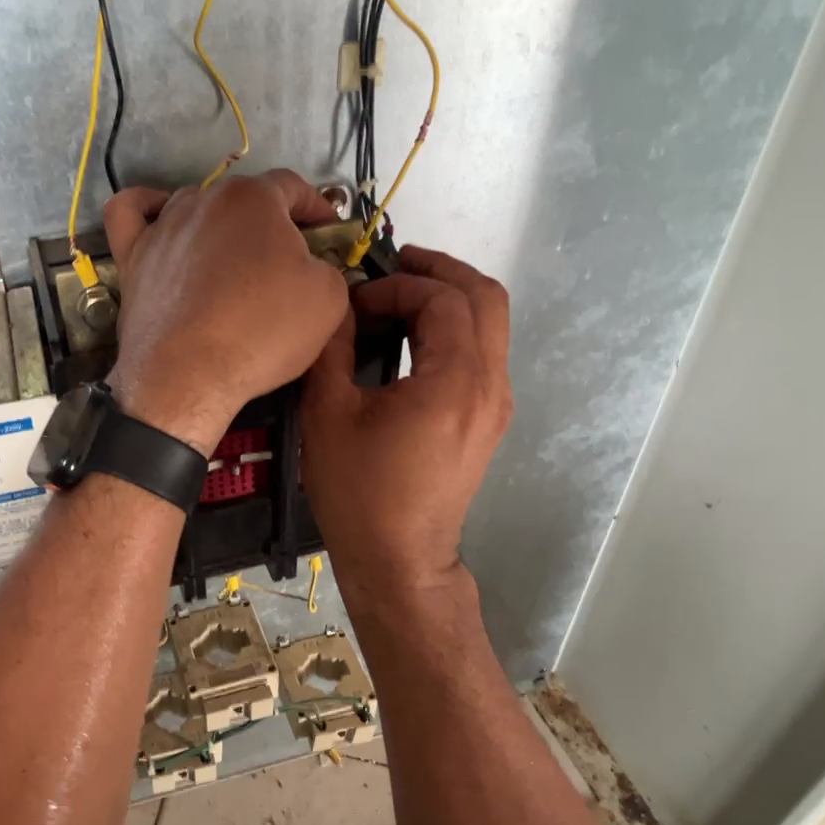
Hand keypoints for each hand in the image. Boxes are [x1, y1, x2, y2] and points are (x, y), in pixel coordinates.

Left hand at [101, 170, 349, 453]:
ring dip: (218, 227)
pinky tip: (160, 223)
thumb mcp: (327, 299)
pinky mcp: (130, 257)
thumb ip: (327, 267)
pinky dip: (146, 211)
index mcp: (253, 198)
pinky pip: (131, 215)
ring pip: (195, 208)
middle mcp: (203, 200)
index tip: (329, 234)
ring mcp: (161, 227)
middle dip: (270, 225)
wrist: (186, 377)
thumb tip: (312, 266)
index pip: (294, 188)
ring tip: (231, 262)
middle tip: (287, 264)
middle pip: (244, 201)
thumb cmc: (261, 333)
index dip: (318, 209)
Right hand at [301, 246, 513, 609]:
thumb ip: (331, 349)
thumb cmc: (358, 492)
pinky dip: (454, 327)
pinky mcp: (489, 418)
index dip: (397, 286)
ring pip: (491, 322)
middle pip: (486, 298)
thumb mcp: (328, 414)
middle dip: (439, 271)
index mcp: (454, 381)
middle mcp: (490, 385)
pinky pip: (483, 351)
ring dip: (450, 297)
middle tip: (394, 264)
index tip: (355, 302)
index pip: (442, 300)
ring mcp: (497, 404)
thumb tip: (334, 307)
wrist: (399, 560)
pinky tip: (412, 336)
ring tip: (400, 295)